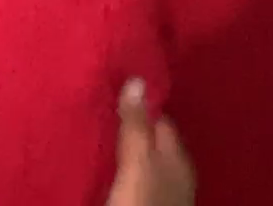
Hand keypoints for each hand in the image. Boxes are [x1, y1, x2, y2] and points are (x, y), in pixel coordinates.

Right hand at [107, 78, 194, 205]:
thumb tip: (138, 79)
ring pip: (140, 159)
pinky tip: (100, 162)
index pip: (160, 118)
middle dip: (127, 122)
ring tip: (93, 126)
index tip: (110, 81)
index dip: (137, 99)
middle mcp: (173, 175)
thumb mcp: (138, 164)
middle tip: (96, 100)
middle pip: (149, 139)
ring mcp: (159, 194)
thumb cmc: (143, 205)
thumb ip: (137, 126)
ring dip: (121, 145)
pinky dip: (116, 166)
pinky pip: (130, 176)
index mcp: (178, 159)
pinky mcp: (141, 204)